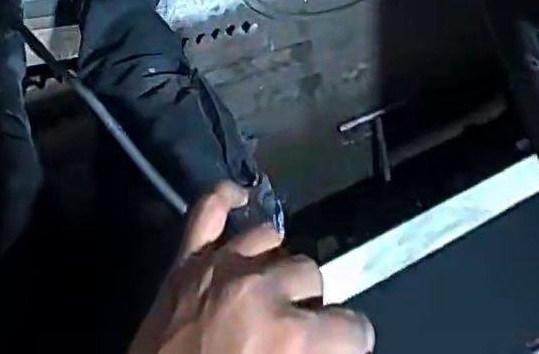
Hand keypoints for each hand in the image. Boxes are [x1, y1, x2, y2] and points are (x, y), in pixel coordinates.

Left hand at [129, 183, 374, 353]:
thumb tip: (329, 344)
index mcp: (289, 339)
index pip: (351, 327)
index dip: (352, 340)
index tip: (346, 345)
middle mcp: (261, 291)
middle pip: (311, 274)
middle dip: (309, 304)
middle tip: (294, 329)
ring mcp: (220, 266)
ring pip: (271, 238)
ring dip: (276, 264)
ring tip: (270, 289)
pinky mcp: (186, 260)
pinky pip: (209, 208)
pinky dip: (226, 198)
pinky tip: (241, 199)